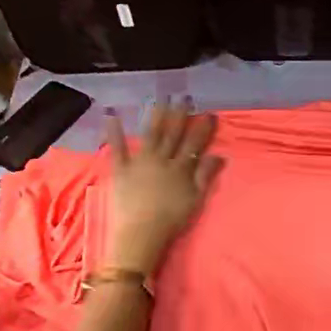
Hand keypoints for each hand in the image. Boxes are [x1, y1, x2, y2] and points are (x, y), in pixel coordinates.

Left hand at [103, 104, 224, 274]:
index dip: (202, 128)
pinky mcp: (121, 169)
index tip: (209, 113)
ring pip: (151, 134)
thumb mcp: (196, 199)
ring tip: (160, 99)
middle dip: (179, 115)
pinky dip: (114, 131)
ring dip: (156, 116)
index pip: (194, 143)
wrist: (141, 233)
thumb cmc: (172, 220)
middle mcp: (161, 159)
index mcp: (180, 168)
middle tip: (183, 97)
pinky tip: (112, 114)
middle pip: (173, 134)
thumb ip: (206, 175)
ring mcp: (140, 162)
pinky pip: (117, 148)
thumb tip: (218, 155)